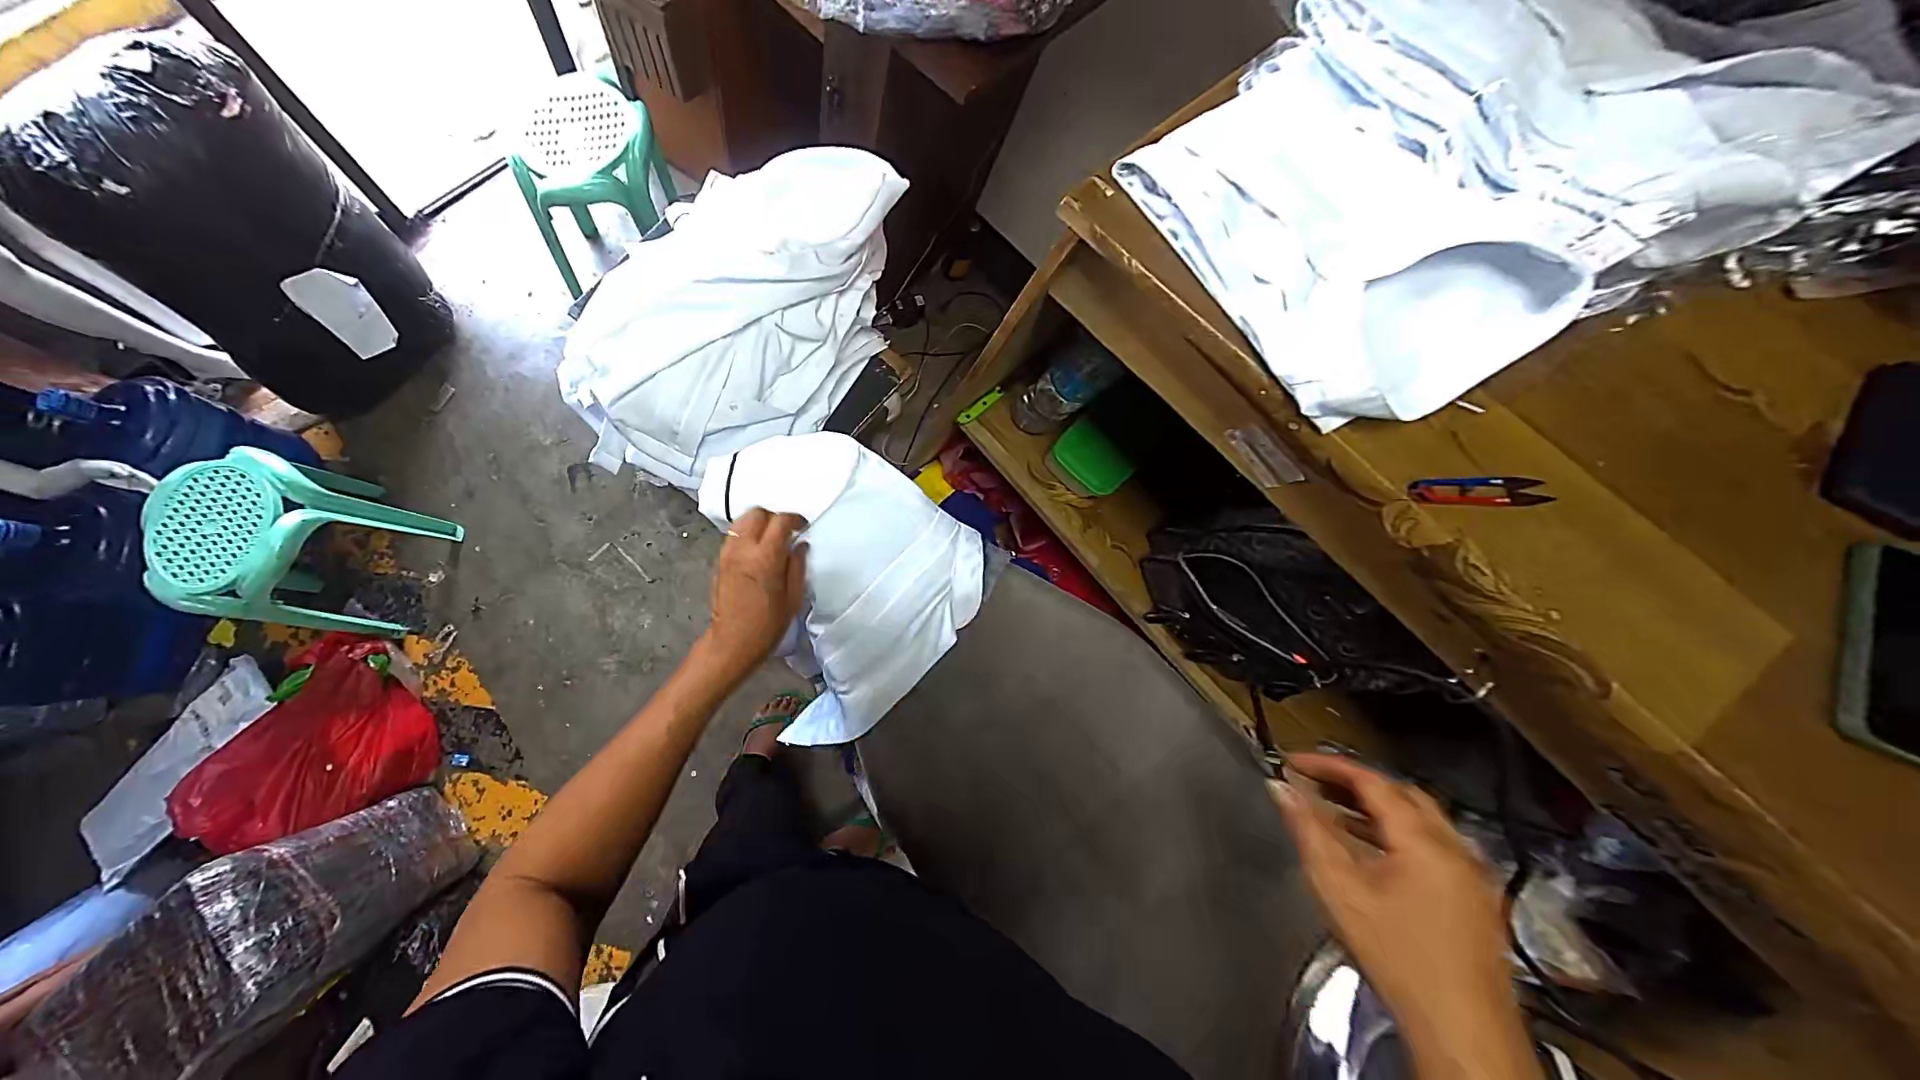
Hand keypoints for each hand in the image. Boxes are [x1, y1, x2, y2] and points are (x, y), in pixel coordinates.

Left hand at [702, 507, 807, 676]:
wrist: (732, 643)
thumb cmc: (767, 625)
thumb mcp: (793, 598)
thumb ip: (797, 566)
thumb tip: (800, 545)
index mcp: (765, 558)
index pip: (780, 521)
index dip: (794, 519)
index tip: (802, 526)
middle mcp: (742, 550)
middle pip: (757, 513)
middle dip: (774, 517)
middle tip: (786, 530)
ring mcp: (727, 554)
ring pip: (742, 521)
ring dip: (758, 523)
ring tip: (771, 538)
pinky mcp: (719, 561)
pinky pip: (733, 536)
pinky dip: (746, 534)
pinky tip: (757, 550)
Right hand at [1272, 753, 1540, 1079]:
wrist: (1461, 1029)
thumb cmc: (1397, 957)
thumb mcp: (1339, 888)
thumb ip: (1308, 831)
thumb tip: (1281, 789)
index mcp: (1424, 840)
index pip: (1372, 781)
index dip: (1329, 765)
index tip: (1294, 761)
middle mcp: (1456, 847)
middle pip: (1401, 793)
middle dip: (1354, 781)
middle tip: (1314, 781)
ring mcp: (1472, 873)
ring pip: (1421, 818)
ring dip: (1376, 807)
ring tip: (1334, 810)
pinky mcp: (1476, 897)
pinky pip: (1434, 844)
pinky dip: (1398, 832)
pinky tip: (1372, 849)